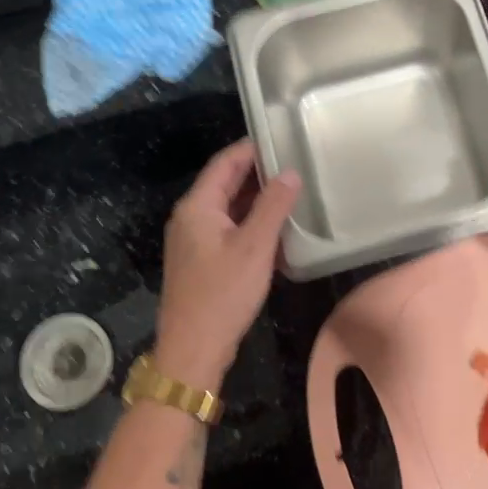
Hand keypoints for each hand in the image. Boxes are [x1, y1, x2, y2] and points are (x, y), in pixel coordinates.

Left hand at [155, 140, 300, 388]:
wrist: (193, 350)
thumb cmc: (223, 294)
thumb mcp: (255, 247)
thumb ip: (273, 206)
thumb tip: (291, 172)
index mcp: (197, 206)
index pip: (225, 162)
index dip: (252, 148)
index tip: (284, 138)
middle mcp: (191, 217)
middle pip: (226, 183)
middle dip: (259, 173)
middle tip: (297, 163)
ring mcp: (194, 240)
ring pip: (229, 208)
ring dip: (258, 200)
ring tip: (295, 192)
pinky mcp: (202, 261)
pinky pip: (229, 229)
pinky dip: (252, 224)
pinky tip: (279, 230)